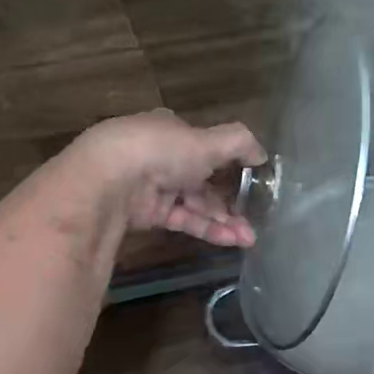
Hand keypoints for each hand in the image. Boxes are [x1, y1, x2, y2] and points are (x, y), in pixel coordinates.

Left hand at [70, 110, 265, 246]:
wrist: (110, 182)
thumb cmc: (161, 151)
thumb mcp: (206, 141)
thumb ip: (239, 144)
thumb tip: (263, 154)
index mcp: (171, 132)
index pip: (205, 148)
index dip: (230, 165)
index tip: (253, 182)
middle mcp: (162, 158)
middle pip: (204, 181)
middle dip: (232, 201)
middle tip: (257, 220)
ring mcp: (154, 187)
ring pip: (197, 205)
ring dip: (225, 221)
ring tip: (250, 239)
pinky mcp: (149, 215)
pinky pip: (185, 221)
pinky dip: (209, 230)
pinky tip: (232, 241)